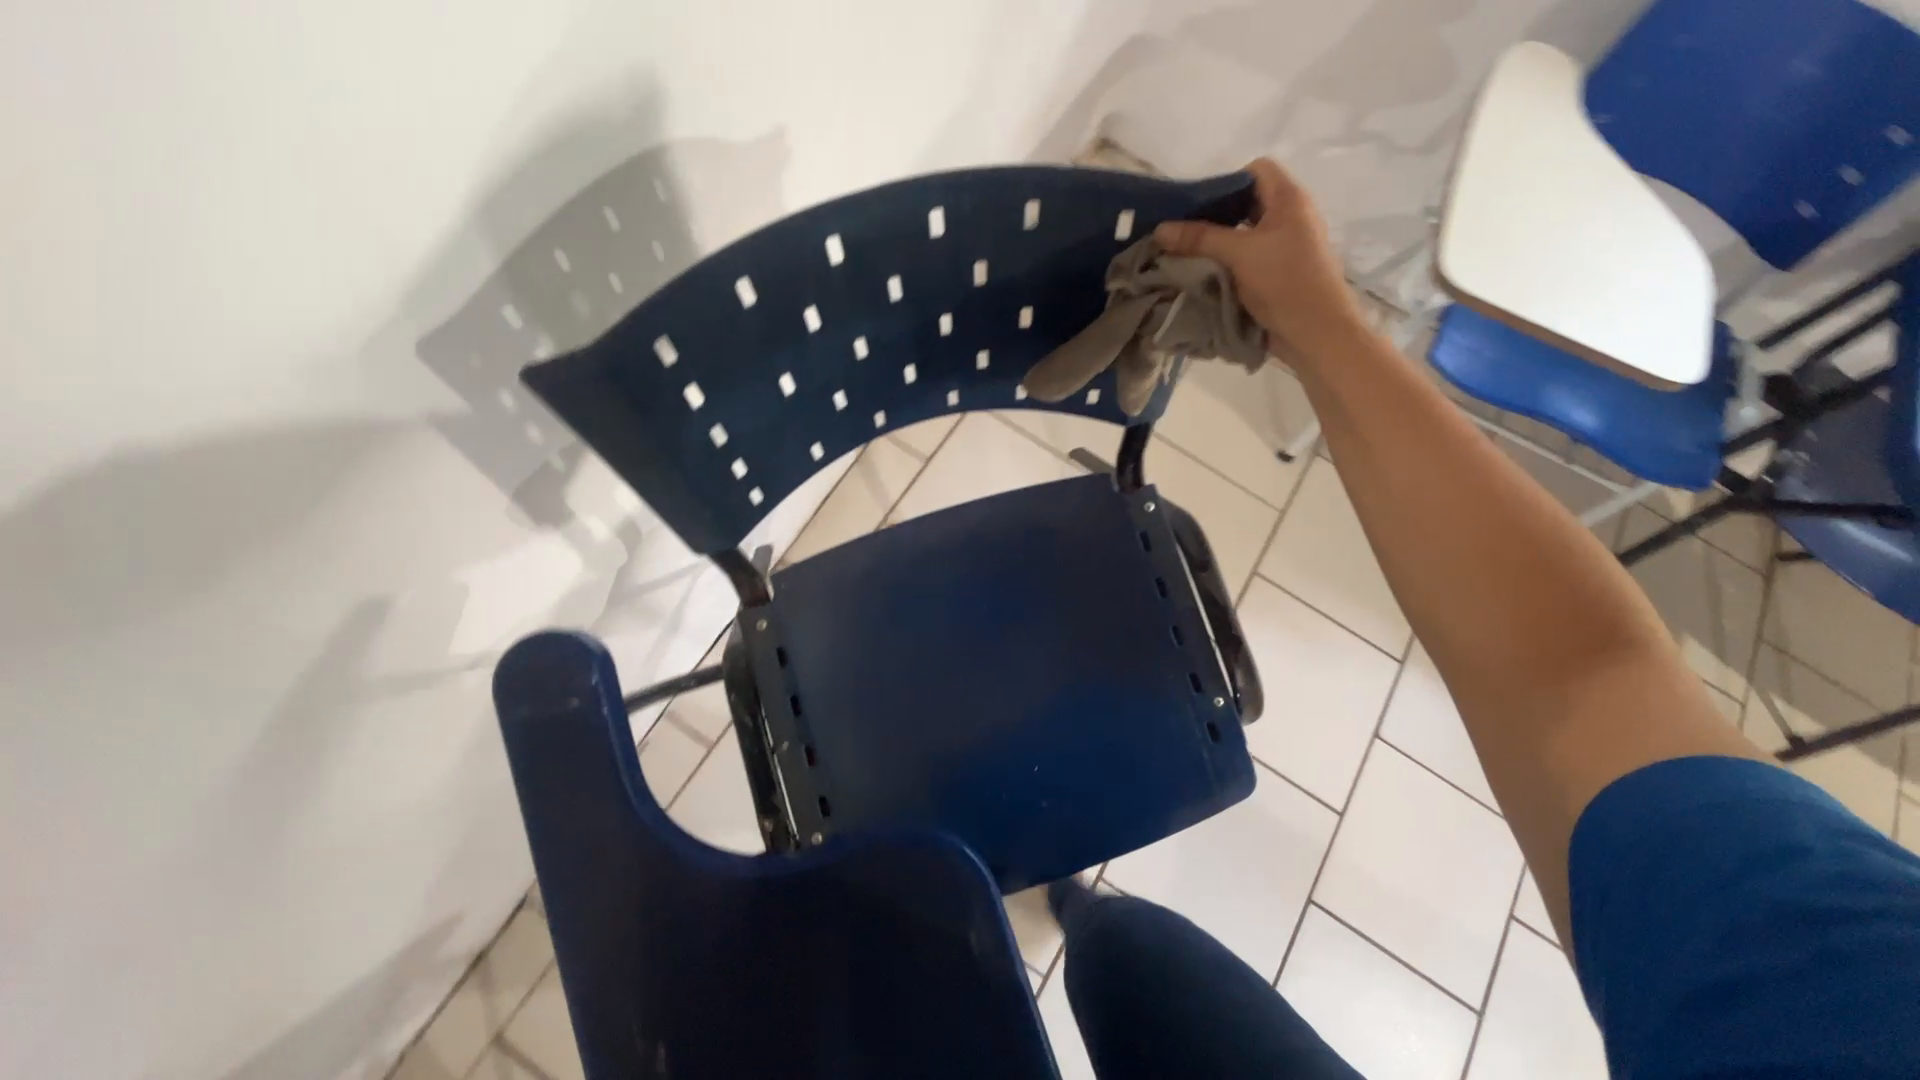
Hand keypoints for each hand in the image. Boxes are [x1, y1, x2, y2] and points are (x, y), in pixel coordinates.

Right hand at [1155, 159, 1367, 368]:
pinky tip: (1206, 273)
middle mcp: (1291, 216)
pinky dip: (1229, 261)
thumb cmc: (1284, 281)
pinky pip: (1249, 256)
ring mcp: (1287, 245)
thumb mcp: (1239, 254)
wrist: (1316, 331)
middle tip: (1184, 231)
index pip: (1256, 169)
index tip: (1197, 205)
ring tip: (1189, 253)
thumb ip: (1199, 238)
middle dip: (1216, 215)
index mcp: (1289, 199)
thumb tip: (1160, 228)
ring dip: (1220, 242)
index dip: (1227, 182)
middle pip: (1248, 202)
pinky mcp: (1280, 271)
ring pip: (1247, 232)